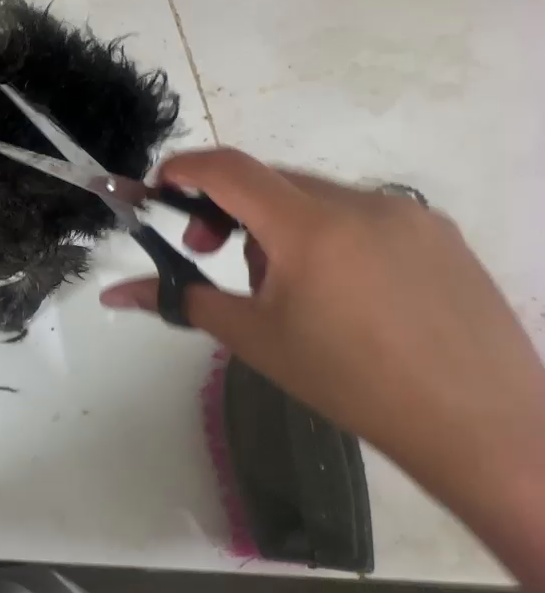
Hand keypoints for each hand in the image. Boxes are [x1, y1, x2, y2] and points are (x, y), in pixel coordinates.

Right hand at [100, 149, 544, 514]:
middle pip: (269, 181)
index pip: (228, 169)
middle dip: (223, 208)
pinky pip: (360, 215)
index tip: (155, 190)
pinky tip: (332, 289)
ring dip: (273, 223)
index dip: (181, 169)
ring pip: (314, 198)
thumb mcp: (250, 336)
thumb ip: (179, 298)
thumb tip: (112, 293)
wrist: (481, 424)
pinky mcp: (441, 237)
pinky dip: (323, 234)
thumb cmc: (349, 379)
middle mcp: (363, 206)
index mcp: (311, 227)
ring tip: (277, 284)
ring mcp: (410, 219)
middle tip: (205, 252)